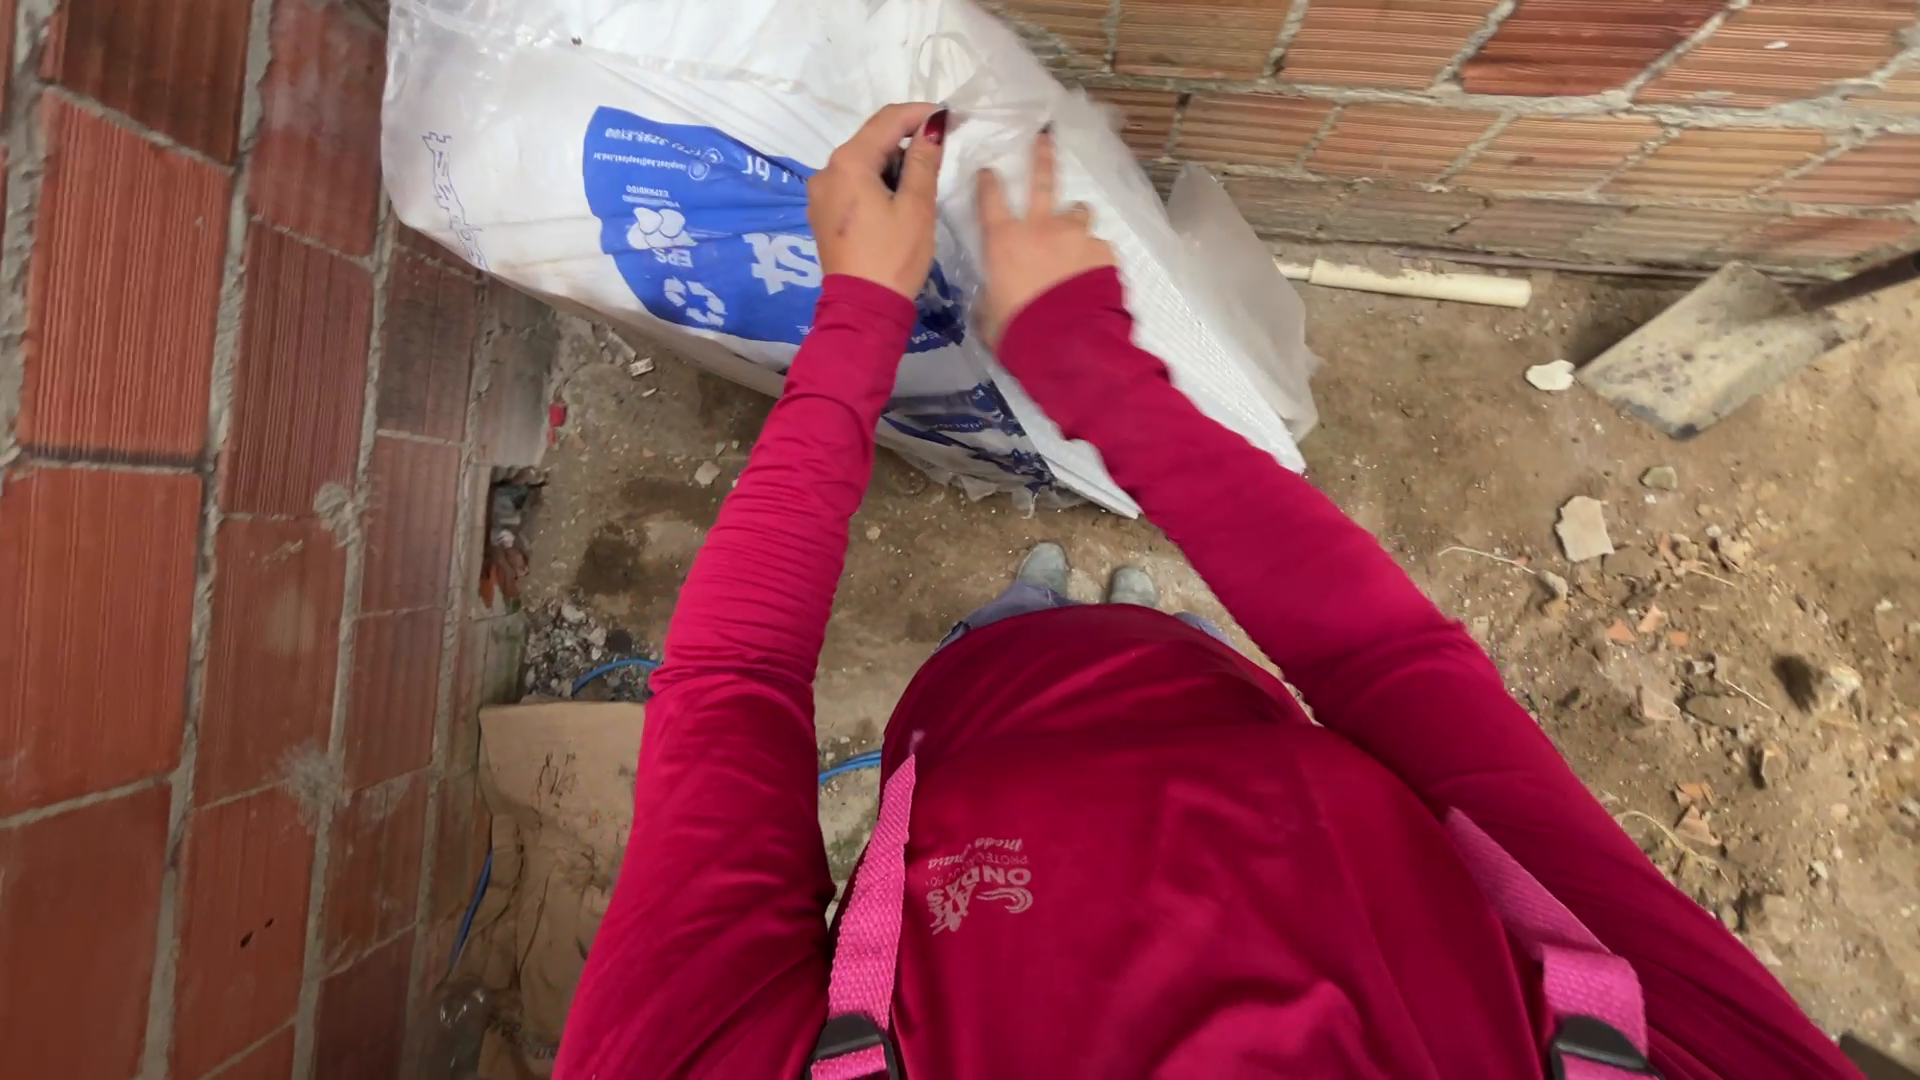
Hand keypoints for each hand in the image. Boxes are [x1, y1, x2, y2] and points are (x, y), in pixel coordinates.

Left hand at [807, 103, 948, 300]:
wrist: (864, 310)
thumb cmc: (894, 258)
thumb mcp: (916, 207)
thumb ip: (923, 162)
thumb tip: (931, 127)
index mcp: (848, 162)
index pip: (888, 120)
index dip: (921, 114)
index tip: (949, 117)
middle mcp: (826, 171)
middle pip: (871, 141)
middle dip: (906, 143)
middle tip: (938, 157)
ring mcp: (820, 196)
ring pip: (861, 165)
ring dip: (891, 167)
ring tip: (918, 189)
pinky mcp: (823, 217)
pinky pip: (852, 188)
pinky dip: (875, 186)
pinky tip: (894, 205)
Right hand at [974, 131, 1117, 344]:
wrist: (1068, 345)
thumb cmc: (1019, 333)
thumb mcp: (989, 320)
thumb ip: (988, 301)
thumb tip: (988, 299)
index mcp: (1004, 242)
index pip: (990, 199)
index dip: (987, 182)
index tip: (988, 172)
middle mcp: (1040, 228)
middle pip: (1041, 180)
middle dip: (1042, 156)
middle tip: (1045, 138)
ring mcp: (1075, 236)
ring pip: (1078, 211)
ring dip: (1074, 219)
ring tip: (1075, 234)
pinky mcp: (1103, 252)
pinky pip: (1098, 247)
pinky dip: (1094, 256)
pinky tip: (1093, 275)